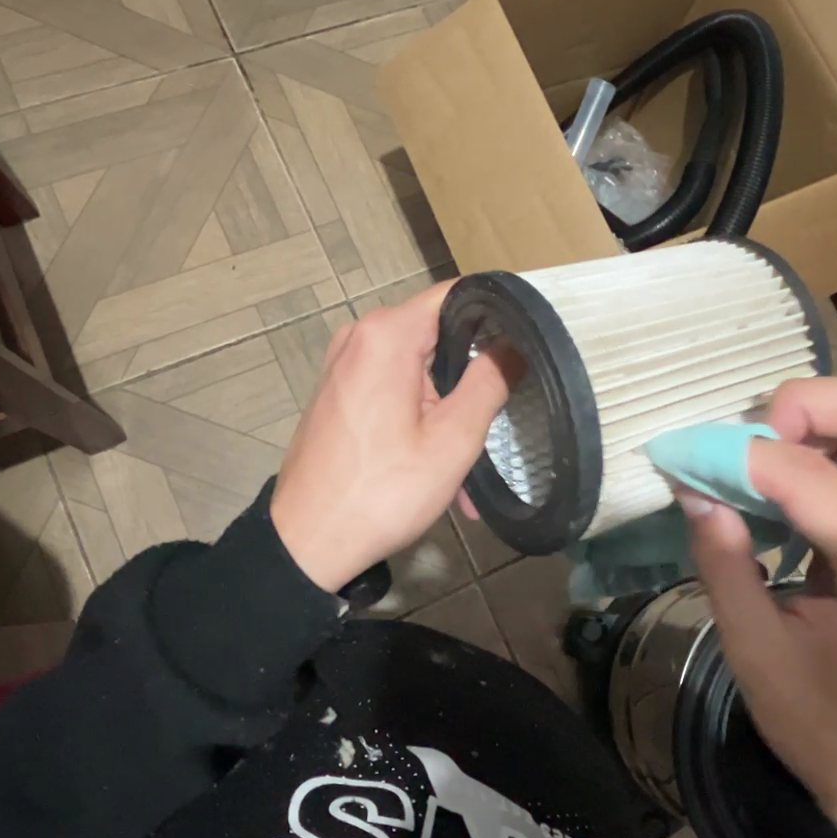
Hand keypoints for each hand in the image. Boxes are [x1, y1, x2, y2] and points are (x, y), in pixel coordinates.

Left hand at [271, 283, 511, 592]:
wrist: (306, 543)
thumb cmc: (383, 491)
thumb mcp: (452, 440)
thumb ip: (489, 383)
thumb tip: (515, 345)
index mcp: (387, 334)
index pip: (456, 295)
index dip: (497, 312)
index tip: (530, 340)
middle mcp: (361, 337)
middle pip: (437, 332)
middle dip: (473, 370)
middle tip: (508, 406)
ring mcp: (345, 365)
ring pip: (417, 367)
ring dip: (448, 406)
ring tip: (476, 456)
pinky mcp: (339, 392)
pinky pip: (392, 389)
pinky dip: (420, 417)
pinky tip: (441, 464)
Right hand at [678, 379, 836, 837]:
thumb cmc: (818, 728)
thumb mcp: (753, 654)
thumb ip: (724, 563)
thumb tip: (692, 487)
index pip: (815, 475)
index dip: (743, 454)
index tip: (688, 460)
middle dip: (813, 403)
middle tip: (749, 435)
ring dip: (819, 419)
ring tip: (755, 454)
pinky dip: (821, 447)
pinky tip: (774, 480)